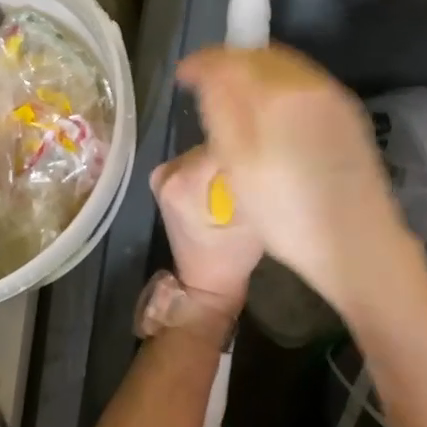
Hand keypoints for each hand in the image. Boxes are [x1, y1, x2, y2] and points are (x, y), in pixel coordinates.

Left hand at [151, 146, 263, 316]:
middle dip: (234, 156)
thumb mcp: (252, 215)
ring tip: (240, 182)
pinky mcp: (165, 179)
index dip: (246, 150)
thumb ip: (251, 178)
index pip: (224, 146)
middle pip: (213, 147)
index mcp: (185, 180)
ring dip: (224, 163)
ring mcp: (163, 174)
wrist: (205, 281)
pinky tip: (224, 187)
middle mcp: (168, 171)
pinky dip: (212, 170)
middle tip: (254, 172)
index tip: (264, 158)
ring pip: (206, 153)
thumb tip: (260, 148)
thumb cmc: (232, 254)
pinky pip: (198, 162)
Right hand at [177, 46, 415, 312]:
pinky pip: (305, 84)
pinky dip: (280, 86)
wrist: (356, 243)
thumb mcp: (238, 166)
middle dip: (230, 63)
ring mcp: (334, 98)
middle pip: (260, 57)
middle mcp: (309, 84)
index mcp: (277, 94)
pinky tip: (271, 111)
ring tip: (234, 95)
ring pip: (285, 68)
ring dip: (255, 73)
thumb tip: (209, 76)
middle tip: (205, 82)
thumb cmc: (287, 213)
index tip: (183, 76)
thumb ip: (221, 111)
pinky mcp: (349, 116)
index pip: (231, 60)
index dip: (203, 62)